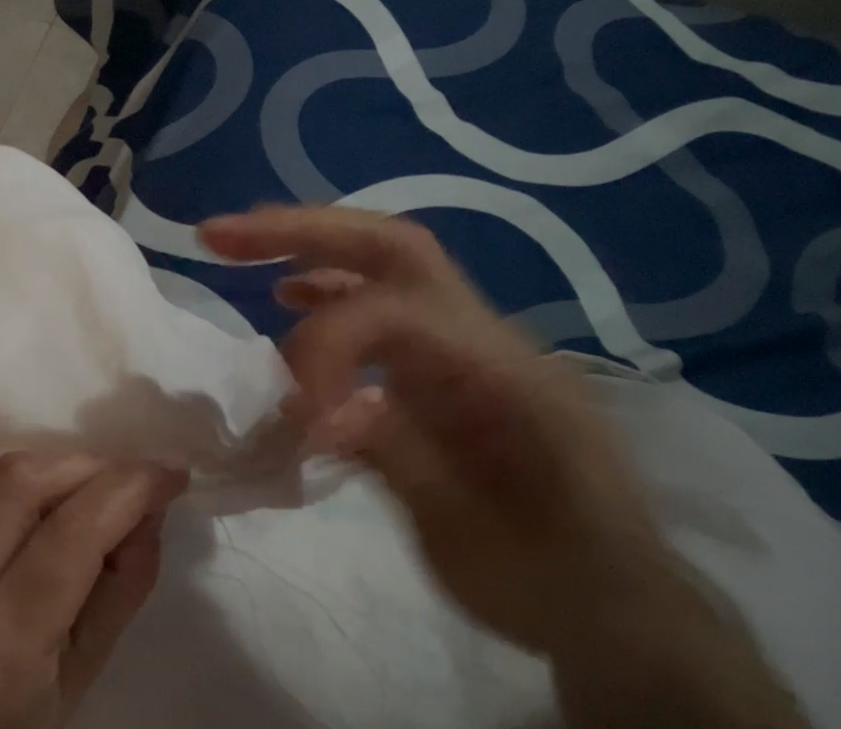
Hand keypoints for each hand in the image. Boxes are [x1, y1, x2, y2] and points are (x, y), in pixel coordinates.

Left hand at [0, 434, 186, 728]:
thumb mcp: (82, 676)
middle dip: (83, 464)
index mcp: (3, 650)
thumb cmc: (9, 720)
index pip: (70, 539)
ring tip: (58, 479)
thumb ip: (122, 590)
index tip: (167, 474)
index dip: (128, 490)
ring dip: (28, 453)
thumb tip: (150, 506)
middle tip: (117, 478)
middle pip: (15, 484)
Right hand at [201, 206, 806, 728]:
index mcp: (506, 377)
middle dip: (301, 232)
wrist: (623, 609)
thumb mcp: (467, 537)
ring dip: (309, 247)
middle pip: (393, 246)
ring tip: (234, 249)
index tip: (294, 412)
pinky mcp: (455, 365)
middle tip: (217, 236)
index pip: (396, 314)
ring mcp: (474, 346)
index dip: (325, 345)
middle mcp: (491, 340)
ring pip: (388, 261)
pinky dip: (331, 290)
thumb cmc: (549, 580)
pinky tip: (290, 298)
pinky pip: (388, 303)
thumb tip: (318, 410)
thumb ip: (393, 455)